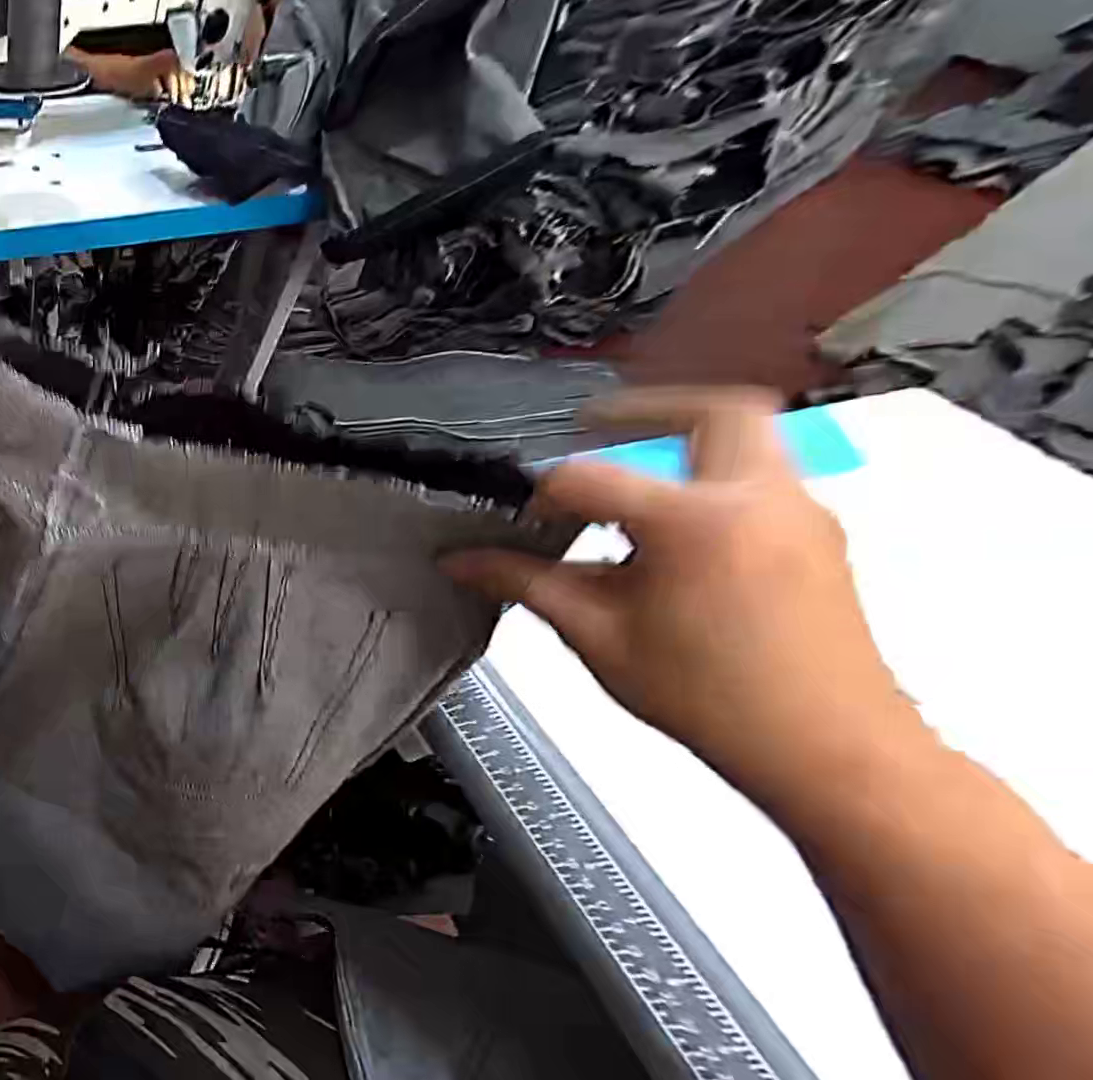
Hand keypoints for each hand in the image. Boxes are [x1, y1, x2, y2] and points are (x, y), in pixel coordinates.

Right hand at [441, 388, 925, 784]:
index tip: (522, 520)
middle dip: (646, 410)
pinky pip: (757, 479)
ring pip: (744, 439)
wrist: (829, 753)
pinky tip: (667, 534)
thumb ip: (523, 583)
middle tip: (593, 426)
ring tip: (626, 487)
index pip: (590, 477)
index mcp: (695, 523)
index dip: (543, 493)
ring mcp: (799, 515)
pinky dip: (705, 482)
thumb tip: (462, 562)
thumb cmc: (712, 698)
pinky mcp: (816, 538)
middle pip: (712, 411)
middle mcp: (758, 501)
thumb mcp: (595, 633)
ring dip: (680, 445)